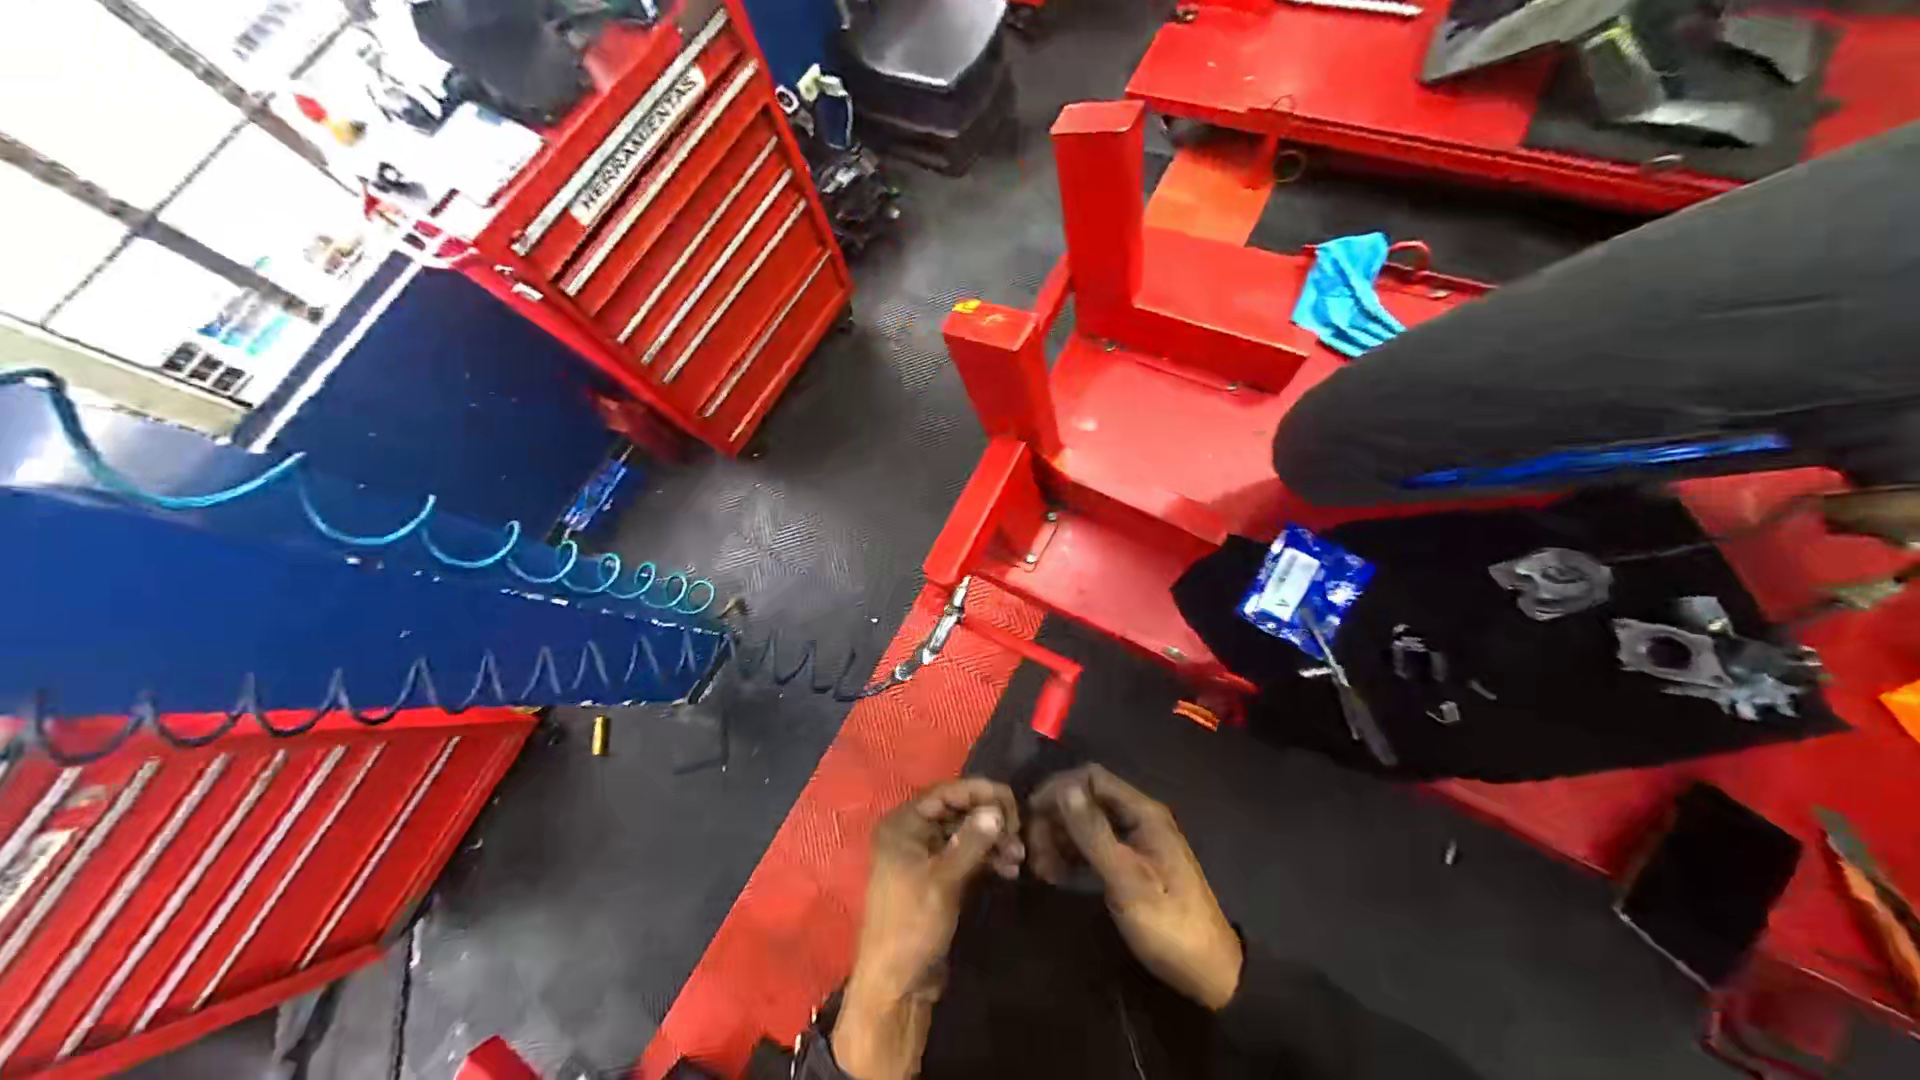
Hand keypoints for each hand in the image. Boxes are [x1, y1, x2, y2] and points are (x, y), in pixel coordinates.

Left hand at [833, 778, 1022, 1079]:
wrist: (896, 984)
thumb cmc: (912, 924)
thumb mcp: (944, 880)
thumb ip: (971, 842)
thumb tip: (996, 809)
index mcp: (902, 824)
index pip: (945, 792)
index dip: (979, 792)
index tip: (1011, 801)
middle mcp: (911, 833)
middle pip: (956, 810)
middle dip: (989, 819)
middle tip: (1018, 831)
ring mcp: (924, 856)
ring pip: (964, 834)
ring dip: (992, 840)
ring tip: (1019, 855)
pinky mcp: (937, 877)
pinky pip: (965, 855)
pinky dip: (986, 858)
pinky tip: (1010, 869)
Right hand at [1028, 765, 1242, 1009]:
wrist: (1210, 974)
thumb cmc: (1168, 925)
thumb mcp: (1126, 881)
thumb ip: (1094, 833)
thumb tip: (1065, 789)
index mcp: (1143, 813)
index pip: (1092, 777)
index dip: (1059, 790)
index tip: (1031, 816)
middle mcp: (1139, 818)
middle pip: (1086, 799)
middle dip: (1055, 819)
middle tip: (1033, 854)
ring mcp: (1135, 840)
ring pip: (1086, 822)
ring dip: (1060, 838)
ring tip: (1042, 871)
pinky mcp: (1131, 862)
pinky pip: (1094, 844)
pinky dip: (1072, 854)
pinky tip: (1057, 876)